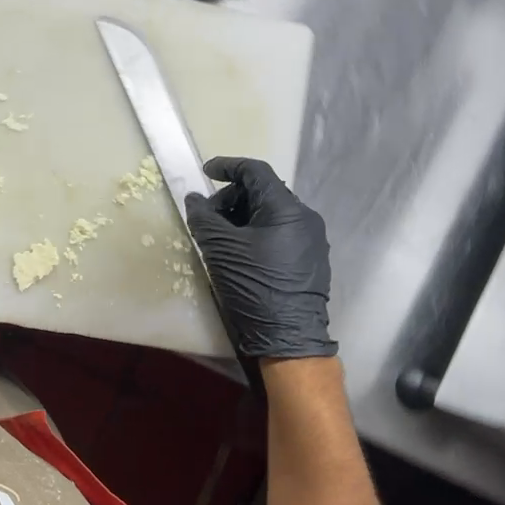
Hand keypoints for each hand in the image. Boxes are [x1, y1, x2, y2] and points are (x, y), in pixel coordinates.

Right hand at [184, 157, 335, 361]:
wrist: (287, 337)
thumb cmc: (253, 285)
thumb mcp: (220, 249)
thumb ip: (204, 217)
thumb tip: (194, 199)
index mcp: (286, 209)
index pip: (255, 171)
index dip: (227, 167)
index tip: (205, 173)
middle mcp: (304, 218)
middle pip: (262, 192)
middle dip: (231, 199)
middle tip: (207, 217)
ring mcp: (310, 241)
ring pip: (269, 214)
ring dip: (241, 218)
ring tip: (219, 239)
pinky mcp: (308, 261)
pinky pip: (278, 233)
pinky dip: (255, 234)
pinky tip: (238, 253)